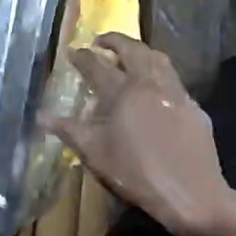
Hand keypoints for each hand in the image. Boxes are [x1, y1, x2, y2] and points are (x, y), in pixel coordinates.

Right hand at [50, 34, 235, 235]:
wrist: (191, 194)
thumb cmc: (135, 171)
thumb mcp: (93, 152)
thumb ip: (67, 129)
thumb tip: (41, 115)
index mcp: (122, 91)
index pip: (96, 64)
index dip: (82, 56)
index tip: (72, 51)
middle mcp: (149, 84)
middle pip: (133, 50)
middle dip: (115, 40)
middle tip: (101, 42)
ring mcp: (176, 95)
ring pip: (159, 60)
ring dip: (141, 52)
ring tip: (129, 56)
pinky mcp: (194, 109)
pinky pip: (175, 82)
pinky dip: (160, 76)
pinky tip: (155, 91)